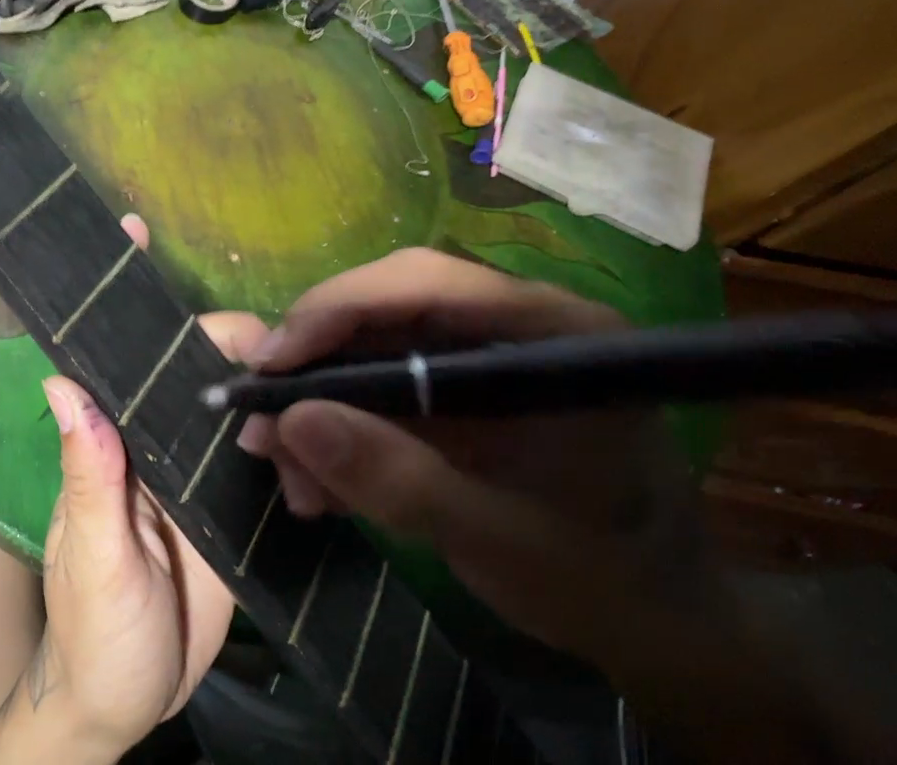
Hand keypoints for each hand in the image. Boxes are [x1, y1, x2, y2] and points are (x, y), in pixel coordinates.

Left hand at [0, 215, 255, 762]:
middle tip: (273, 364)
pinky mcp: (237, 510)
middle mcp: (154, 443)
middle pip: (191, 368)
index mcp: (111, 442)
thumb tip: (63, 382)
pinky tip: (324, 463)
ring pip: (238, 406)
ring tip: (309, 424)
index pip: (116, 357)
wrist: (129, 702)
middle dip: (233, 346)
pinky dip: (299, 450)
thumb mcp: (94, 556)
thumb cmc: (96, 632)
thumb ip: (88, 474)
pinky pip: (270, 461)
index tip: (131, 229)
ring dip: (276, 397)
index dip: (123, 294)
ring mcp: (199, 475)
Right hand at [234, 246, 700, 659]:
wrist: (645, 618)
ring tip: (282, 474)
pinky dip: (325, 434)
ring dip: (308, 409)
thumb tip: (290, 420)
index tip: (271, 365)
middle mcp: (502, 329)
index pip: (426, 283)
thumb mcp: (501, 540)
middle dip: (308, 369)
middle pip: (376, 312)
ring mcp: (467, 362)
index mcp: (551, 335)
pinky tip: (313, 487)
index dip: (337, 310)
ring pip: (356, 353)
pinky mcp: (440, 395)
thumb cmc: (601, 575)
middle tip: (258, 425)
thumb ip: (401, 481)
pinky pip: (361, 393)